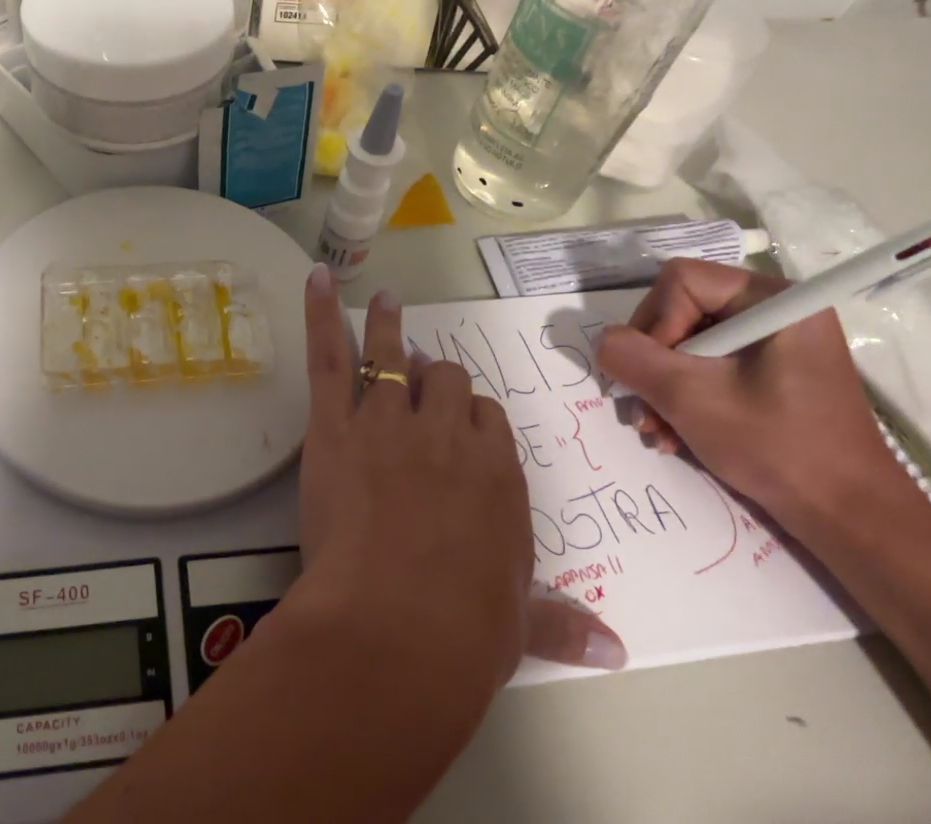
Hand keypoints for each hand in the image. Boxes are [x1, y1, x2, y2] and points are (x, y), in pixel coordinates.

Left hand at [297, 265, 625, 688]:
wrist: (396, 625)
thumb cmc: (465, 628)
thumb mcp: (518, 624)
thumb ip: (560, 624)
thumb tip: (615, 653)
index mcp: (496, 469)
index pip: (486, 417)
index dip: (469, 417)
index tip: (459, 423)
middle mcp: (447, 433)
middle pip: (443, 380)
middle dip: (434, 377)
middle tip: (419, 377)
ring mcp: (388, 422)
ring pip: (393, 357)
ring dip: (388, 327)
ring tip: (384, 301)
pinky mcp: (334, 427)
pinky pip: (329, 357)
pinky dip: (319, 314)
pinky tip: (315, 277)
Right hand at [595, 259, 917, 525]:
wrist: (845, 513)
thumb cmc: (775, 446)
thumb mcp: (689, 398)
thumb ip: (633, 359)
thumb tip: (603, 341)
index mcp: (771, 301)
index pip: (681, 282)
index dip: (654, 324)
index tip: (658, 375)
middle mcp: (774, 312)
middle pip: (679, 312)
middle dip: (654, 364)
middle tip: (646, 408)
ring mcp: (773, 345)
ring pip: (687, 345)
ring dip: (661, 389)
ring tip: (657, 430)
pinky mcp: (770, 375)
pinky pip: (708, 369)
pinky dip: (684, 400)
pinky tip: (675, 434)